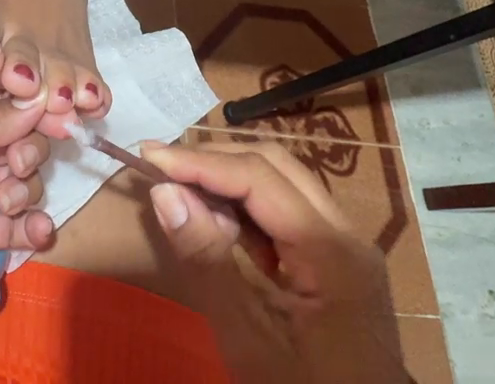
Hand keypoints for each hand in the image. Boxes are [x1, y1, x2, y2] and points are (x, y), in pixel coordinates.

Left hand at [0, 89, 56, 317]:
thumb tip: (37, 97)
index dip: (31, 108)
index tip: (60, 115)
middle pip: (17, 142)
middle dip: (29, 149)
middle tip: (17, 165)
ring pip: (21, 183)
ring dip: (27, 188)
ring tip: (7, 200)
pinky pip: (14, 229)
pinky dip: (32, 228)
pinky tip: (35, 231)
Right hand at [143, 139, 406, 383]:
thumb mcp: (248, 338)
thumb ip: (208, 260)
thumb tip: (164, 191)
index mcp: (331, 251)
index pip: (257, 177)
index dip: (198, 161)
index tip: (146, 155)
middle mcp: (347, 235)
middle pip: (276, 167)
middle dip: (215, 159)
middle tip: (162, 167)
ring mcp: (348, 250)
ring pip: (285, 185)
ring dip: (231, 180)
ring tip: (182, 192)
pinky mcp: (341, 266)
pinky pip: (291, 214)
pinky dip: (250, 208)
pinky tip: (221, 227)